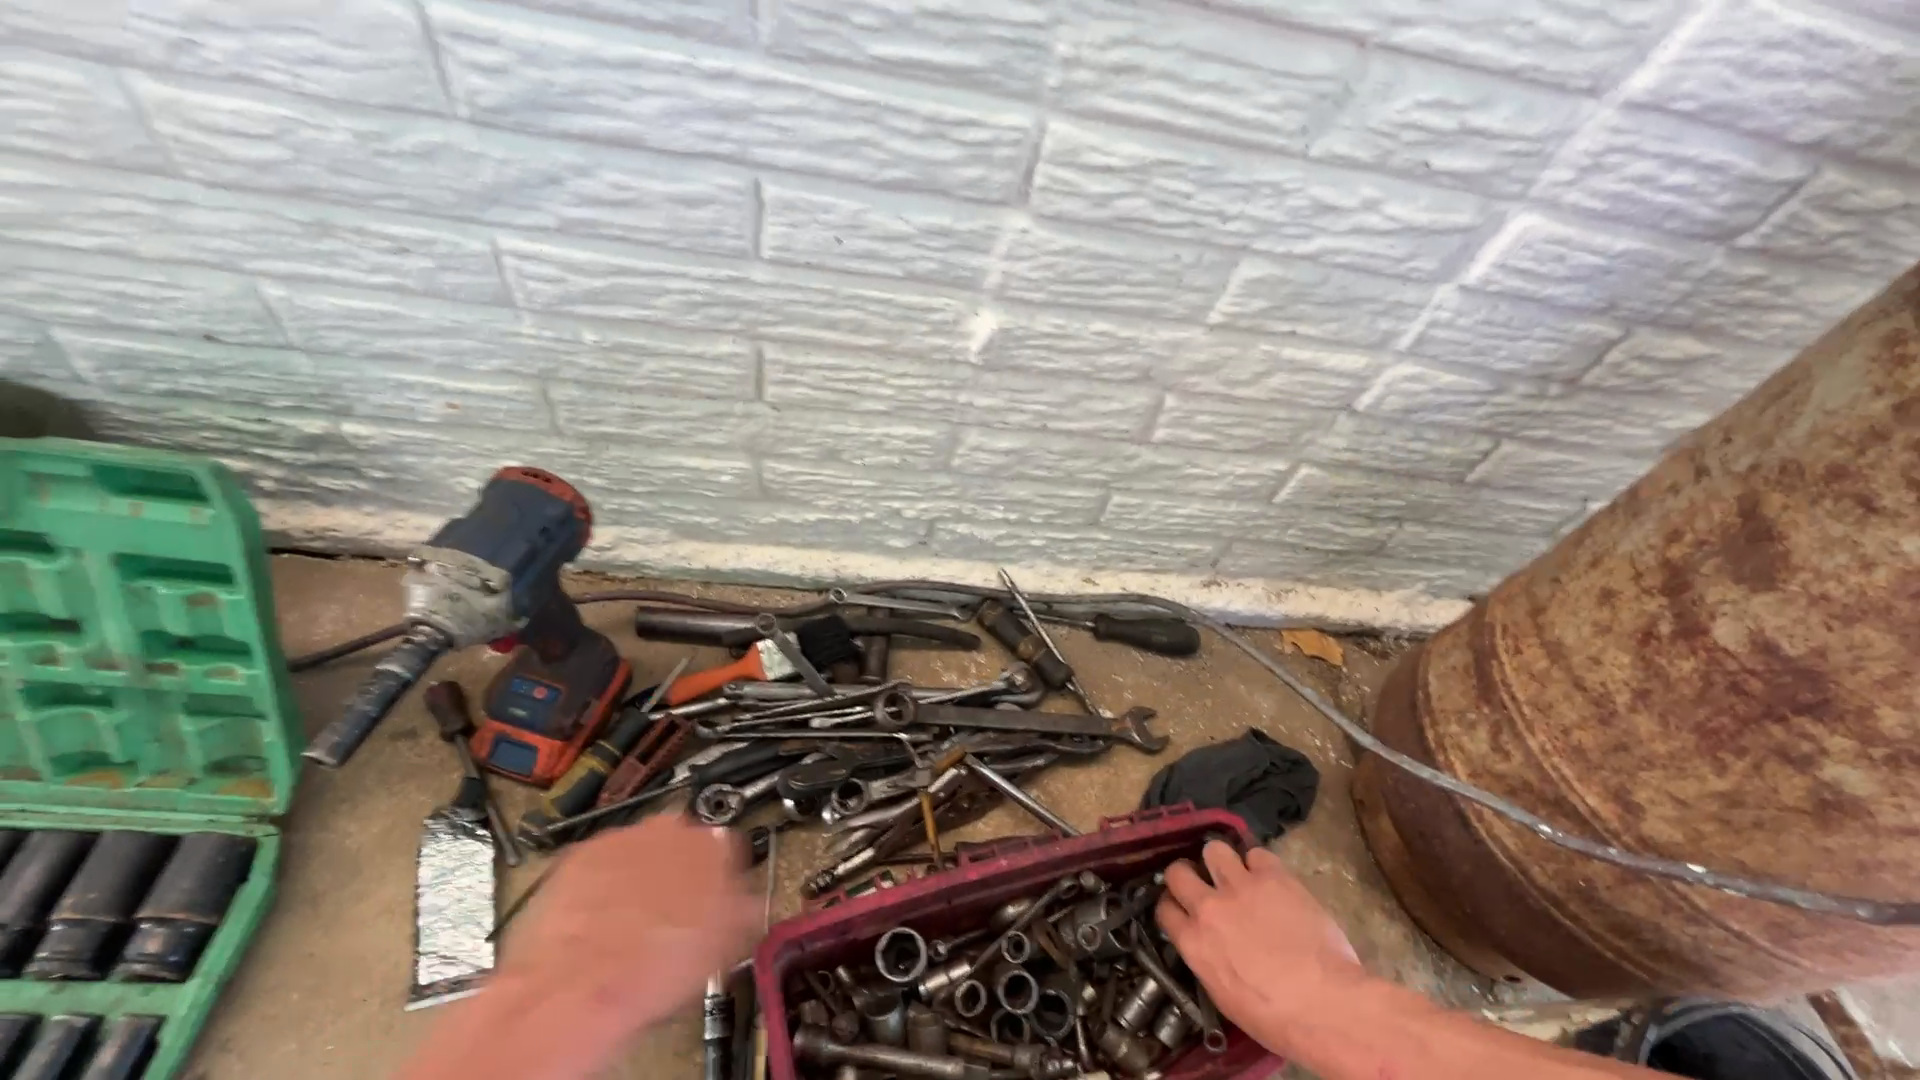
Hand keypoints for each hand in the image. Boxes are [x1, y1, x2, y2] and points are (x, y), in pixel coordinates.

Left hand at [402, 817, 758, 1079]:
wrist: (579, 985)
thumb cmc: (646, 970)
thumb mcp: (720, 944)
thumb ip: (738, 906)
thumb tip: (743, 902)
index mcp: (711, 845)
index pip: (725, 844)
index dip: (720, 874)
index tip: (713, 893)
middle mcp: (666, 831)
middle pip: (680, 840)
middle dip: (678, 870)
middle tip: (673, 909)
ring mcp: (620, 839)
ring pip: (639, 848)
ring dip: (639, 873)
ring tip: (633, 918)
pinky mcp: (578, 855)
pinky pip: (600, 860)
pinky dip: (603, 881)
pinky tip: (602, 915)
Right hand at [1156, 841, 1363, 1049]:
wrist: (1324, 1005)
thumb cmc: (1275, 1018)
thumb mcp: (1224, 996)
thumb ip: (1207, 960)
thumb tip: (1210, 945)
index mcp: (1193, 943)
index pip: (1164, 909)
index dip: (1173, 905)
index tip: (1183, 908)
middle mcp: (1209, 908)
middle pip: (1178, 871)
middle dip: (1187, 875)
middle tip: (1204, 884)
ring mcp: (1240, 887)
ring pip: (1214, 850)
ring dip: (1222, 861)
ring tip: (1236, 873)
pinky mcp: (1274, 877)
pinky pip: (1257, 854)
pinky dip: (1261, 865)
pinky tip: (1271, 879)